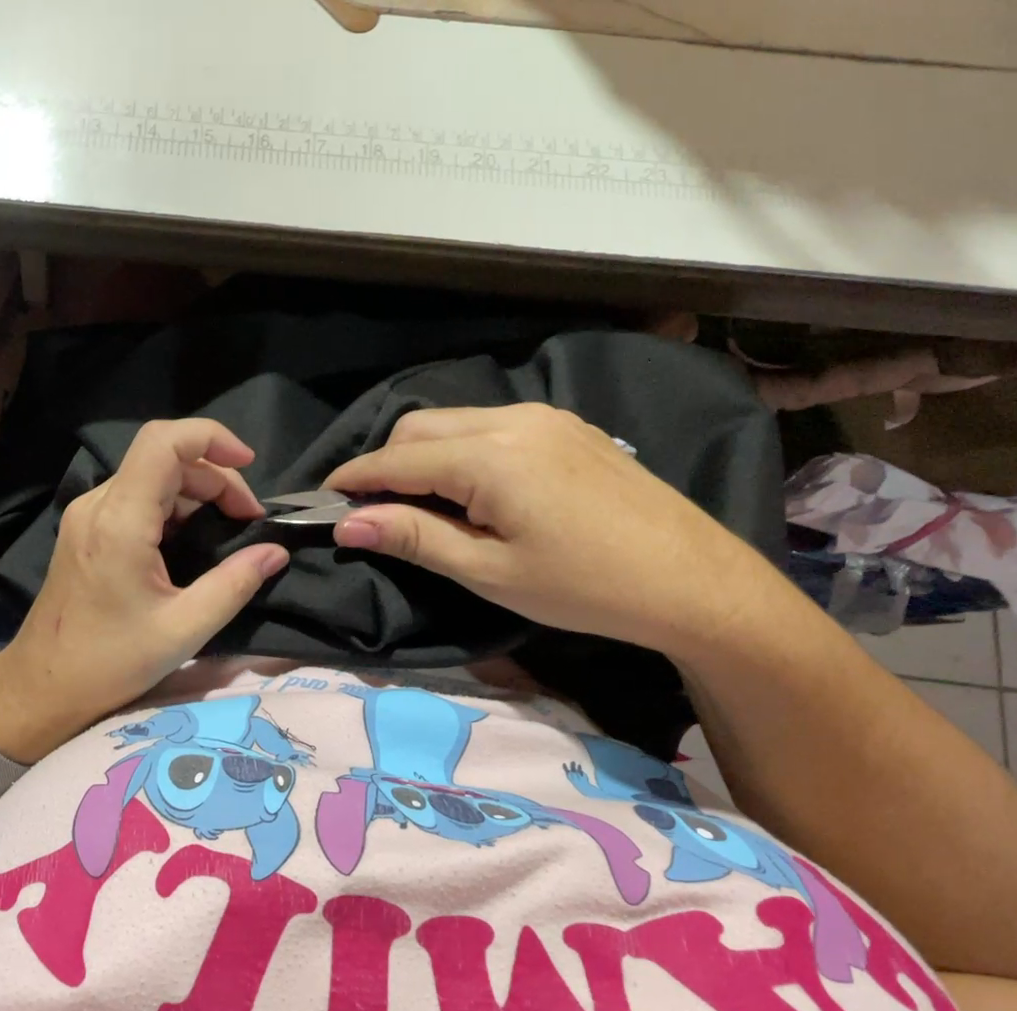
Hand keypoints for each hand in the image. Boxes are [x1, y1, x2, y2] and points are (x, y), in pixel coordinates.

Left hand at [0, 420, 290, 762]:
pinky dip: (171, 508)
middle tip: (248, 521)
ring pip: (149, 477)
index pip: (163, 442)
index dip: (211, 437)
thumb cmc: (109, 662)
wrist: (43, 686)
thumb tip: (275, 552)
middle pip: (163, 458)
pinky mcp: (83, 532)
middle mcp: (97, 506)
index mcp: (119, 521)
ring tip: (228, 532)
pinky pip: (134, 500)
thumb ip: (234, 584)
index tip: (250, 464)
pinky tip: (192, 543)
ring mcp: (85, 517)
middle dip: (215, 478)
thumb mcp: (183, 629)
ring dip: (195, 494)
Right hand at [322, 404, 775, 654]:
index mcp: (489, 457)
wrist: (697, 583)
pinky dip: (459, 448)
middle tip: (371, 512)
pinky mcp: (567, 427)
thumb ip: (414, 538)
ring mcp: (545, 418)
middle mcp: (512, 420)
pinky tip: (468, 487)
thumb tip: (346, 523)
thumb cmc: (586, 587)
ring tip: (417, 503)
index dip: (351, 481)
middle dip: (384, 463)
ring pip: (453, 421)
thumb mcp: (489, 572)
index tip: (319, 504)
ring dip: (421, 454)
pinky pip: (489, 424)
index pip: (395, 460)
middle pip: (418, 428)